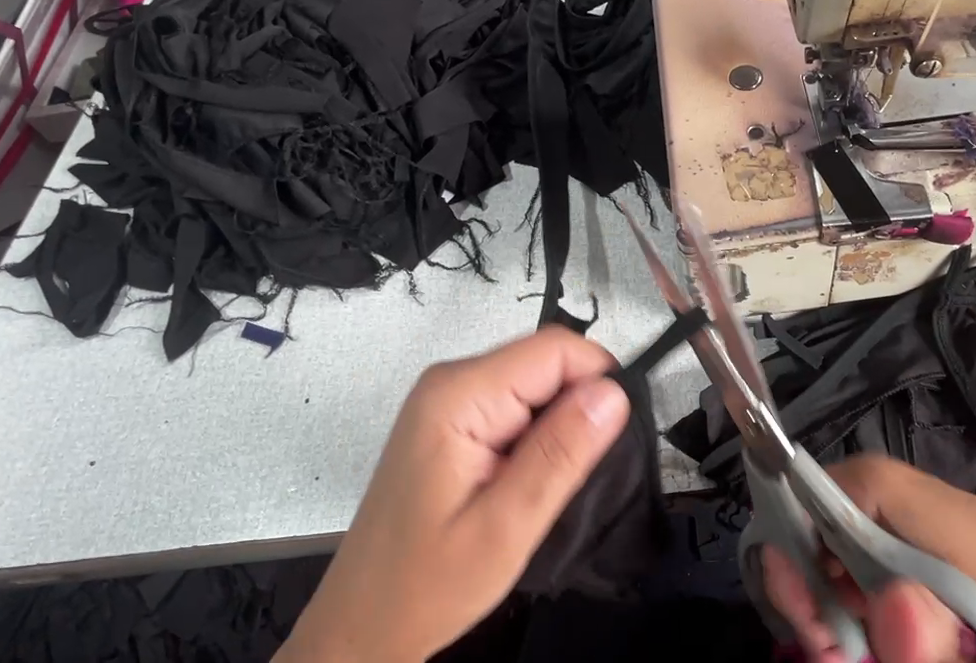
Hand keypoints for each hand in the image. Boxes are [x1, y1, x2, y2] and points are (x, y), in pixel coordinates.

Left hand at [279, 328, 630, 661]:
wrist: (363, 625)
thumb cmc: (423, 587)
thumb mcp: (505, 528)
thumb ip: (560, 454)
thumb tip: (612, 394)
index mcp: (458, 395)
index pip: (556, 349)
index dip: (596, 384)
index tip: (607, 440)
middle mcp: (451, 381)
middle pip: (547, 361)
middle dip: (576, 409)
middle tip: (569, 476)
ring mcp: (450, 397)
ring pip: (538, 382)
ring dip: (558, 427)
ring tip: (543, 485)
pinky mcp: (455, 418)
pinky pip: (519, 403)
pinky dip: (537, 437)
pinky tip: (523, 481)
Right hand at [761, 455, 975, 662]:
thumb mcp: (967, 615)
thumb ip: (921, 630)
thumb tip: (889, 631)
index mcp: (868, 485)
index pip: (788, 516)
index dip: (788, 578)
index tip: (817, 635)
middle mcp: (860, 490)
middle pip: (798, 547)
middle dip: (808, 610)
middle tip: (839, 657)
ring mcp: (873, 517)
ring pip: (817, 569)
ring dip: (827, 621)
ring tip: (857, 657)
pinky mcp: (886, 545)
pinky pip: (843, 578)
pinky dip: (849, 618)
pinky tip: (871, 646)